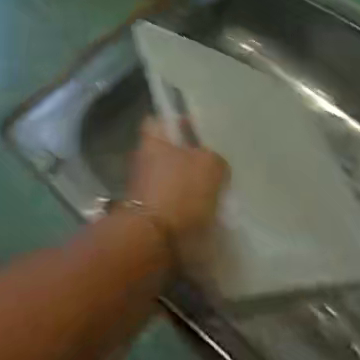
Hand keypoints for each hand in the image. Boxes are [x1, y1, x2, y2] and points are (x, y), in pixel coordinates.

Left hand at [123, 117, 228, 247]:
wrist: (156, 239)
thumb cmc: (180, 191)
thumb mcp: (210, 164)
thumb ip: (213, 156)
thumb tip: (212, 163)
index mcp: (151, 141)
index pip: (159, 120)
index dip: (178, 121)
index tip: (198, 129)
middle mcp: (142, 160)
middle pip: (169, 151)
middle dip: (190, 157)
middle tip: (216, 163)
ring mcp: (143, 187)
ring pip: (172, 177)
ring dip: (190, 183)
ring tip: (217, 190)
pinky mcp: (150, 212)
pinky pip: (174, 201)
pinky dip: (188, 205)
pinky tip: (207, 211)